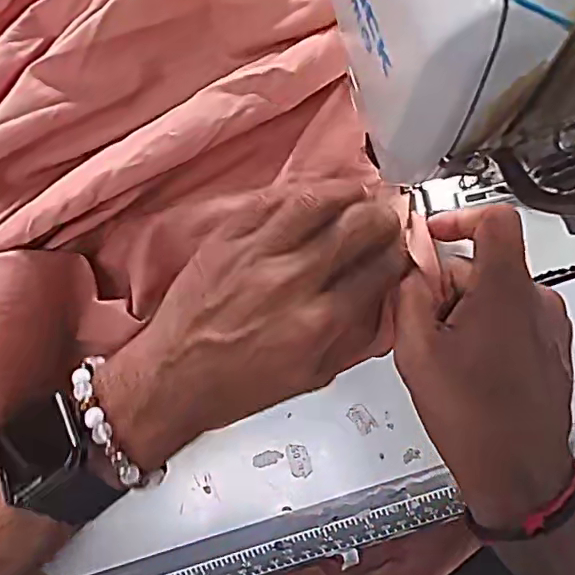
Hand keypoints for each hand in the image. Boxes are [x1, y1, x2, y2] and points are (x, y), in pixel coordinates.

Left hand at [96, 181, 408, 467]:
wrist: (173, 377)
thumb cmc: (236, 385)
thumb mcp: (311, 376)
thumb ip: (351, 338)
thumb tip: (379, 302)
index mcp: (317, 322)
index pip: (378, 270)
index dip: (398, 252)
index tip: (400, 246)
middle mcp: (291, 282)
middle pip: (356, 227)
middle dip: (382, 215)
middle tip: (387, 212)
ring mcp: (256, 254)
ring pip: (316, 202)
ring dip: (347, 191)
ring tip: (359, 191)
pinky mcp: (227, 238)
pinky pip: (271, 199)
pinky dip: (301, 189)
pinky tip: (315, 191)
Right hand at [394, 205, 574, 530]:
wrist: (519, 474)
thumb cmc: (479, 424)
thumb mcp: (417, 353)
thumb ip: (407, 297)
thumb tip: (407, 270)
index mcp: (507, 293)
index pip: (496, 219)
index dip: (459, 217)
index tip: (436, 233)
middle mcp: (536, 302)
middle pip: (484, 264)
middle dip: (446, 285)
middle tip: (421, 321)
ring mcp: (548, 326)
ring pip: (495, 293)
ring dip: (463, 310)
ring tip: (444, 355)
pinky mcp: (550, 348)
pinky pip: (512, 317)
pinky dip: (484, 328)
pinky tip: (465, 366)